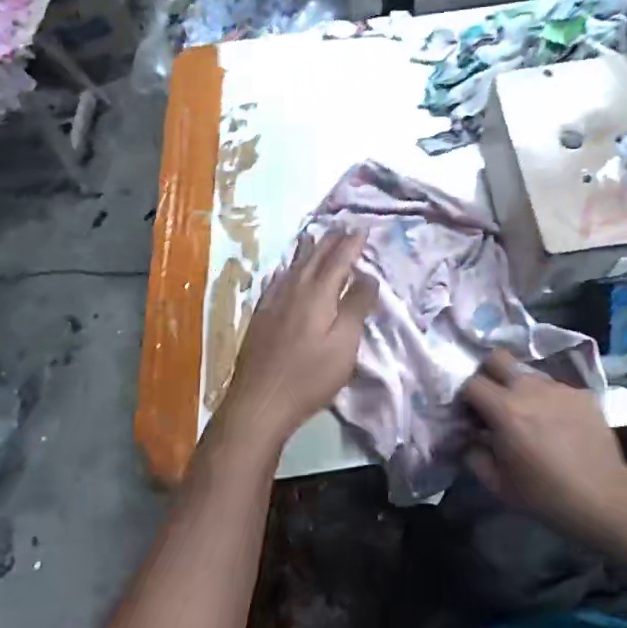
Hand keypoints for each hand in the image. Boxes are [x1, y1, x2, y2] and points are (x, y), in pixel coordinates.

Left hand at [218, 230, 376, 447]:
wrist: (259, 401)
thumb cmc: (309, 377)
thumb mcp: (344, 345)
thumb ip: (355, 307)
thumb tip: (367, 277)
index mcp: (317, 293)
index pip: (338, 260)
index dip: (351, 243)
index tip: (363, 228)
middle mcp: (293, 289)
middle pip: (314, 257)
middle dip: (331, 240)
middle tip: (344, 226)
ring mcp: (273, 301)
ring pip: (294, 265)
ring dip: (309, 249)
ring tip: (316, 236)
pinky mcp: (261, 315)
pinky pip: (278, 279)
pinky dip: (288, 267)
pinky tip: (286, 270)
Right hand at [462, 350, 626, 536]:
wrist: (602, 497)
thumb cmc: (544, 495)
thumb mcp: (497, 484)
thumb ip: (473, 456)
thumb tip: (468, 438)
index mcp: (505, 409)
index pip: (472, 383)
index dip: (465, 397)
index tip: (469, 415)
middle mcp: (531, 388)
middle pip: (498, 357)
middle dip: (488, 373)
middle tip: (491, 401)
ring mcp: (560, 387)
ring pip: (529, 372)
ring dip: (519, 387)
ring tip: (528, 416)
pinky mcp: (583, 393)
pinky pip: (555, 387)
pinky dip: (547, 399)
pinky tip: (556, 425)